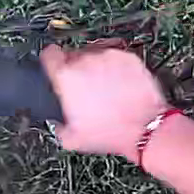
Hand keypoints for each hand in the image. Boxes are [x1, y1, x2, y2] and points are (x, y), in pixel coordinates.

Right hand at [40, 44, 169, 158]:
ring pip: (95, 54)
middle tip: (85, 89)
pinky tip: (120, 86)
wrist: (144, 129)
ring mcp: (108, 56)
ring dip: (97, 67)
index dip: (51, 62)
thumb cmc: (110, 132)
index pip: (49, 54)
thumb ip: (57, 123)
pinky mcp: (129, 57)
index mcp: (66, 76)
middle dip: (77, 69)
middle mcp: (85, 61)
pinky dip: (116, 67)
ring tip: (105, 89)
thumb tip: (56, 120)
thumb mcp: (71, 138)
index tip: (56, 67)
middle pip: (73, 55)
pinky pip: (116, 57)